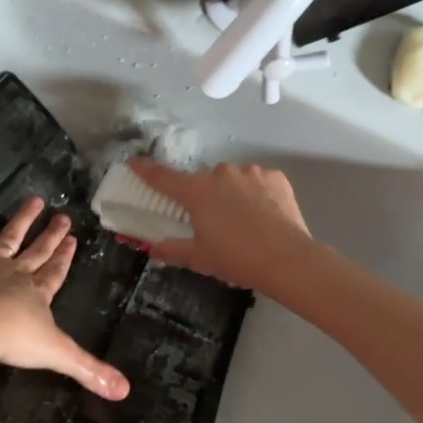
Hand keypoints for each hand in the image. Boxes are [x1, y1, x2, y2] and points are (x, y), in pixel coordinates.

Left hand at [0, 184, 129, 399]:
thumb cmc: (14, 340)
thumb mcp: (58, 355)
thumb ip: (89, 370)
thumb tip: (126, 391)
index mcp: (39, 295)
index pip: (54, 275)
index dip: (64, 259)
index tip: (72, 241)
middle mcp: (18, 274)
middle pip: (37, 253)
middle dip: (50, 237)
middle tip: (62, 217)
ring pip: (10, 237)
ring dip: (23, 220)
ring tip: (34, 200)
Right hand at [127, 160, 313, 289]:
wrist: (288, 260)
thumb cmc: (236, 258)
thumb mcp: (200, 258)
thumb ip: (173, 249)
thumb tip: (154, 248)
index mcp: (196, 191)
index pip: (163, 177)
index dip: (146, 170)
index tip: (134, 163)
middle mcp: (221, 174)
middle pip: (204, 181)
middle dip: (205, 196)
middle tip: (213, 222)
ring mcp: (250, 173)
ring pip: (233, 180)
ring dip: (233, 193)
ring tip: (245, 221)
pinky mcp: (276, 177)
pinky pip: (259, 182)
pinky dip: (258, 194)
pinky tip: (266, 215)